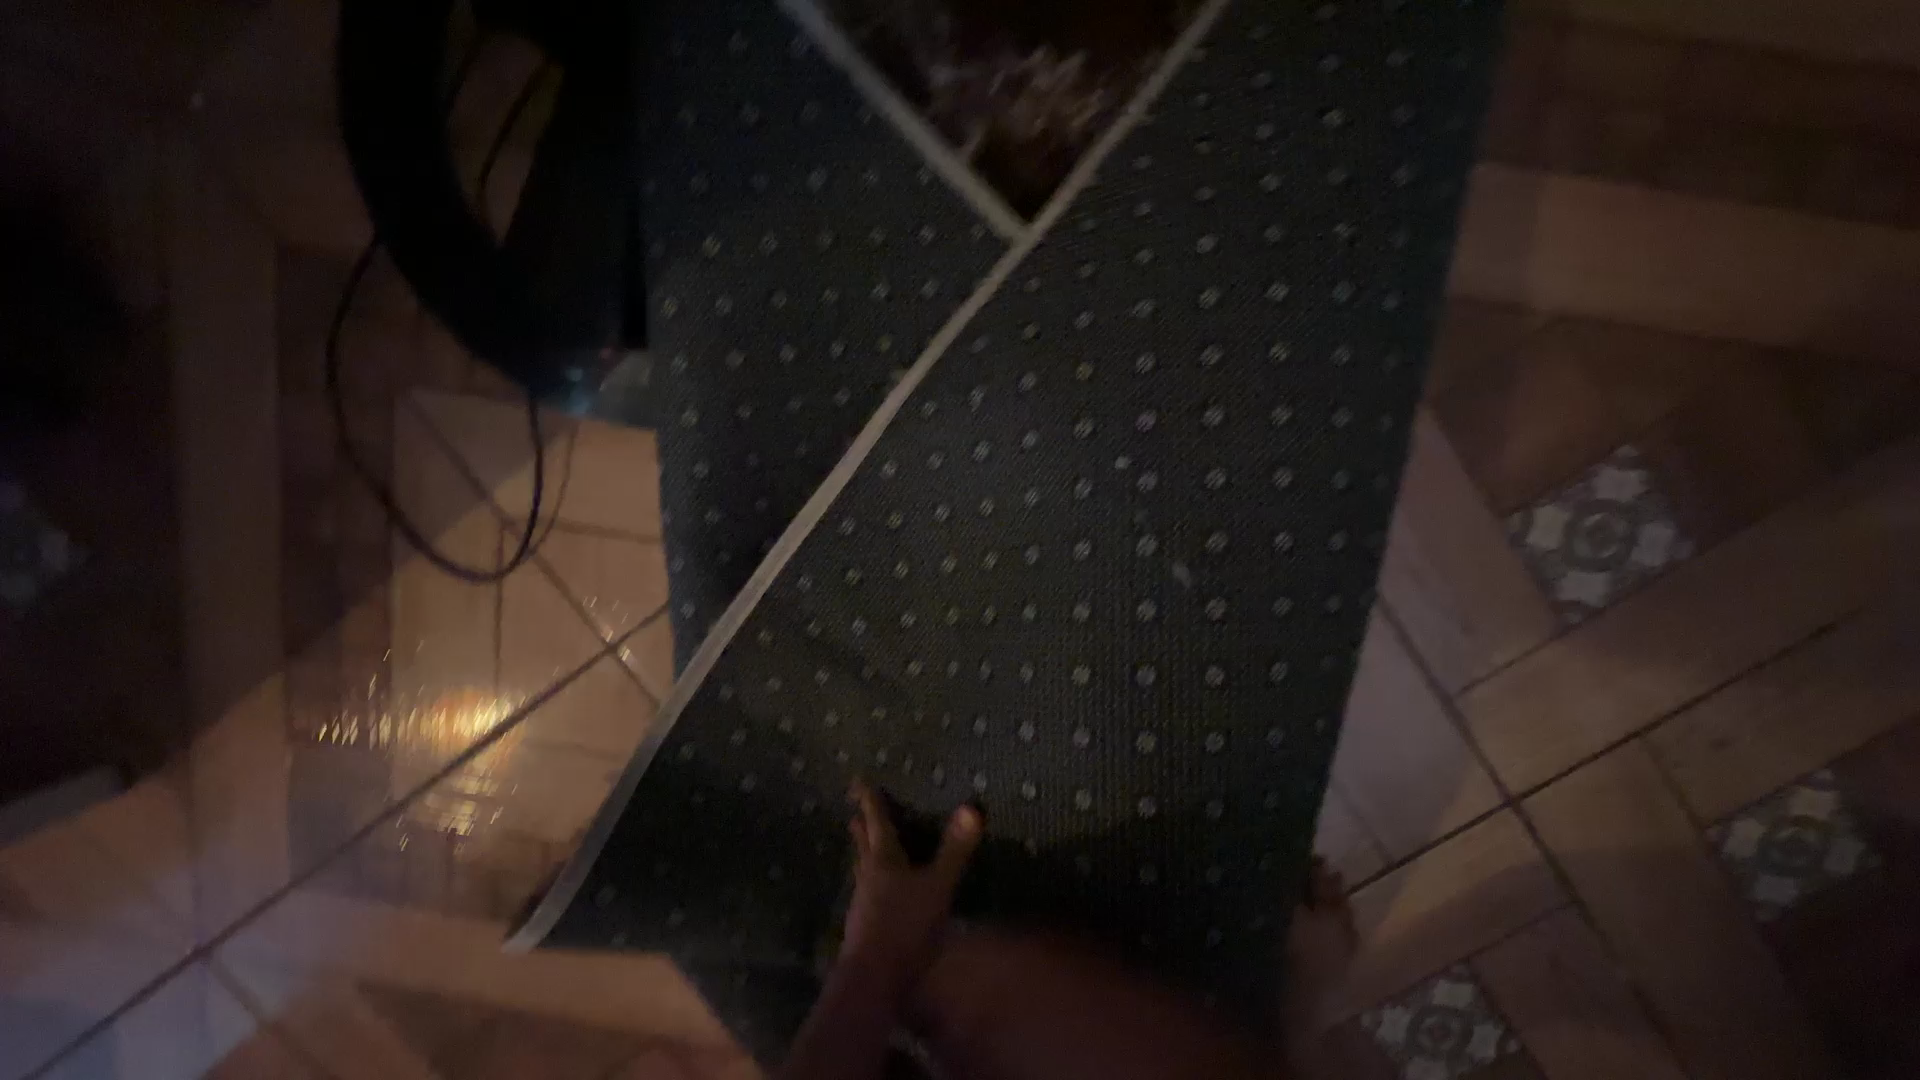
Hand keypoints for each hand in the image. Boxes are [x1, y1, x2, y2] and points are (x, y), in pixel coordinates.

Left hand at [841, 779, 982, 978]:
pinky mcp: (864, 927)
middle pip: (864, 845)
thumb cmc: (905, 925)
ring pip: (862, 870)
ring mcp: (863, 904)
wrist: (873, 979)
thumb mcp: (937, 885)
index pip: (877, 823)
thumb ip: (955, 849)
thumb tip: (972, 807)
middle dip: (862, 827)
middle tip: (853, 812)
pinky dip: (870, 883)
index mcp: (883, 860)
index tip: (858, 782)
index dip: (871, 802)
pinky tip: (875, 894)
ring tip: (861, 847)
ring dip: (862, 854)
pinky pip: (867, 894)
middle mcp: (868, 876)